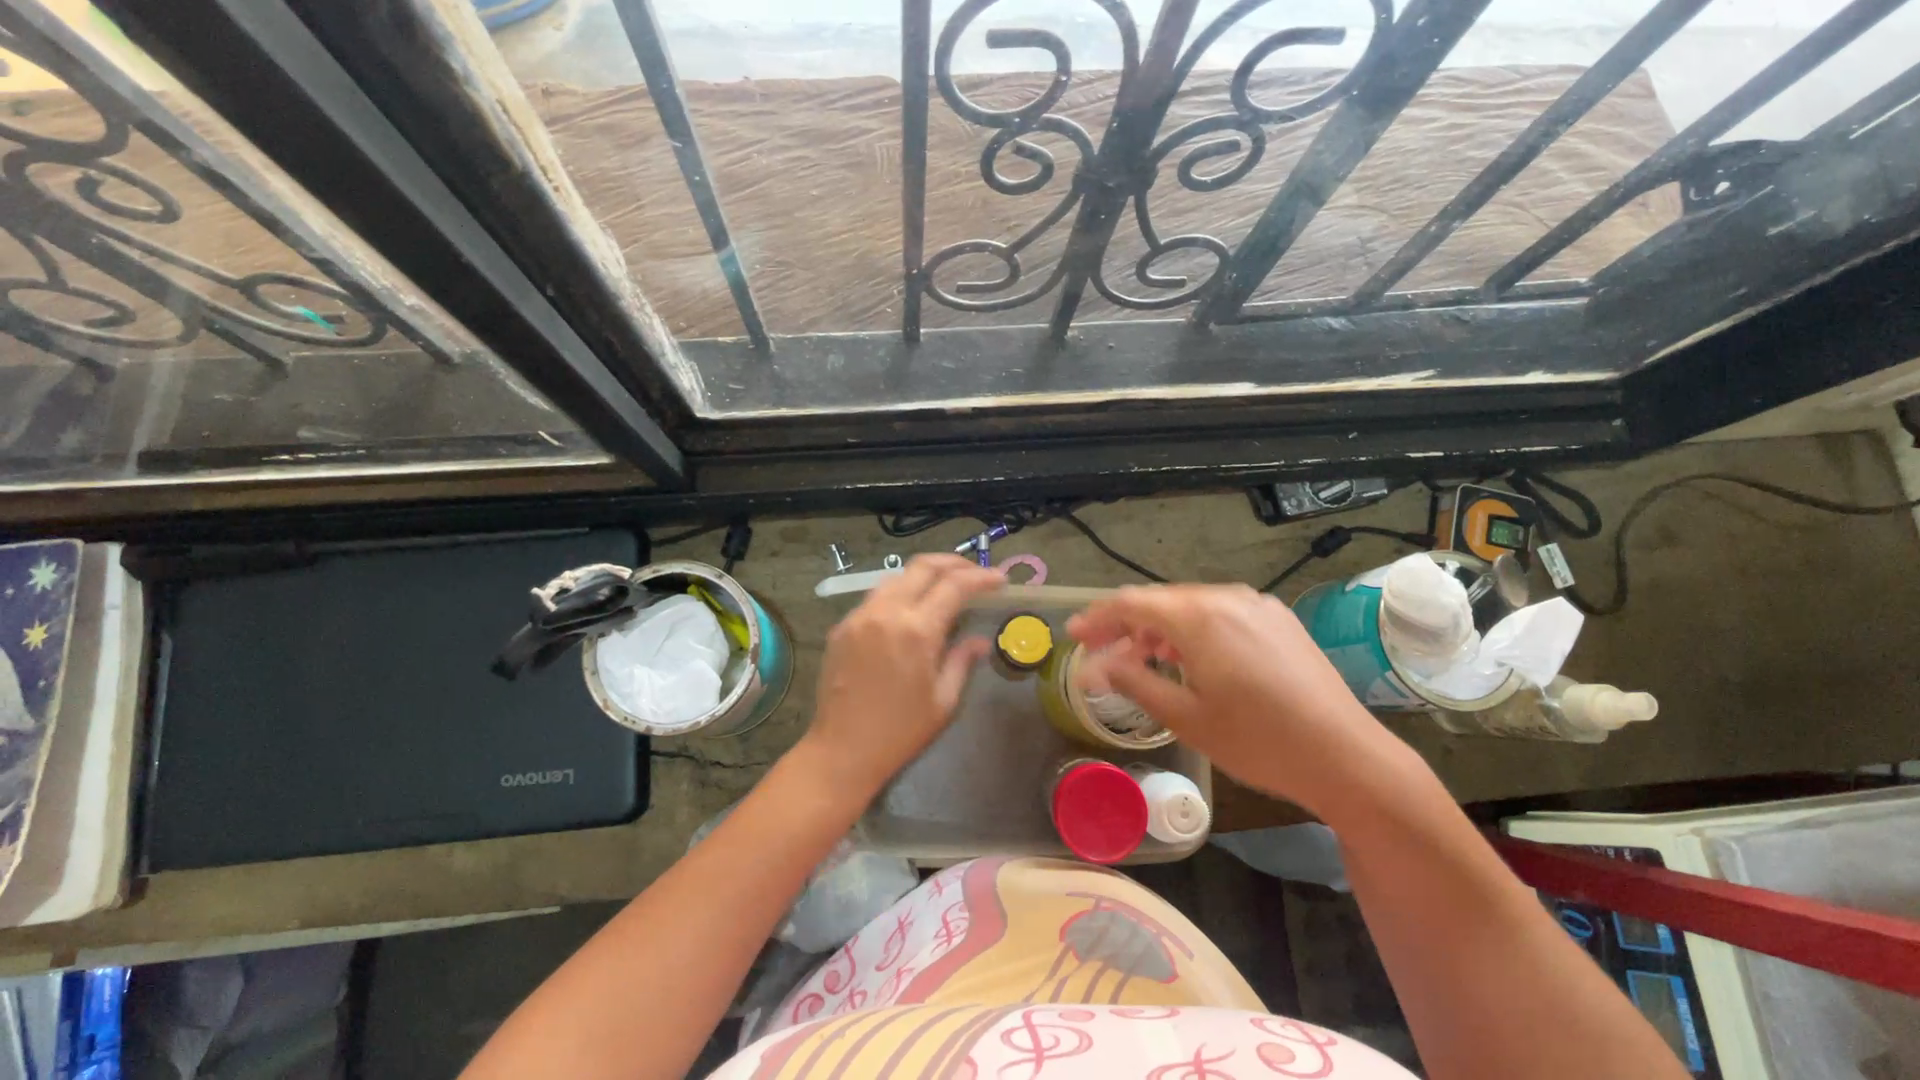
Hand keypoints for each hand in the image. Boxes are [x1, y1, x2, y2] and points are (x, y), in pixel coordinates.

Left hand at [801, 555, 1004, 796]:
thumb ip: (962, 661)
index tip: (1000, 580)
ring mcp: (859, 617)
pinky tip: (909, 612)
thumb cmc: (900, 732)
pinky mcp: (841, 628)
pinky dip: (898, 594)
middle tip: (974, 573)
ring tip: (944, 588)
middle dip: (953, 564)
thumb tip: (980, 639)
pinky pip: (874, 598)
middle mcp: (886, 612)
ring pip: (895, 577)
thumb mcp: (944, 701)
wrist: (842, 750)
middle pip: (922, 567)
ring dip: (923, 575)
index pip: (955, 586)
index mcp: (916, 630)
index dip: (981, 577)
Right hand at [1066, 584, 1414, 818]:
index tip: (1073, 636)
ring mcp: (1259, 607)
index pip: (1132, 603)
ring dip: (1160, 629)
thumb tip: (1093, 668)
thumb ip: (1133, 682)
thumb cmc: (1256, 741)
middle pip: (1162, 601)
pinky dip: (1193, 632)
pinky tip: (1188, 659)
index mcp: (1199, 617)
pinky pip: (1222, 615)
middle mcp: (1228, 599)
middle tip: (1100, 652)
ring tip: (1139, 659)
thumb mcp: (1184, 717)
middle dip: (1126, 625)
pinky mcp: (1279, 622)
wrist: (1343, 755)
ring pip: (1192, 607)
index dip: (1098, 618)